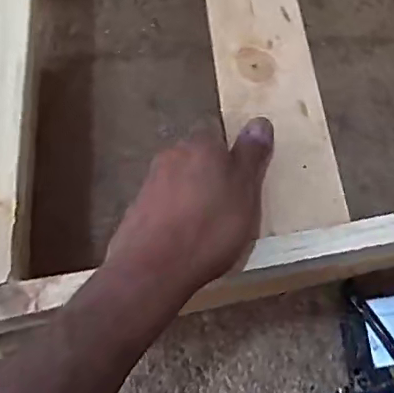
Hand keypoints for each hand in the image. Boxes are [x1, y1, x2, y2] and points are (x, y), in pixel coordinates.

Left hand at [102, 118, 274, 297]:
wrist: (151, 271)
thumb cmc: (210, 226)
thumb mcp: (245, 190)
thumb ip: (251, 154)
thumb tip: (259, 120)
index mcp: (202, 145)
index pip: (219, 137)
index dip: (232, 158)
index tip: (242, 181)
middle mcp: (172, 155)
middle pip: (197, 159)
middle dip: (210, 175)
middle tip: (229, 203)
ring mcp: (149, 184)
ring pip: (179, 182)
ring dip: (191, 197)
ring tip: (206, 227)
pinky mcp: (134, 213)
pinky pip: (162, 207)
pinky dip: (173, 217)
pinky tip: (182, 240)